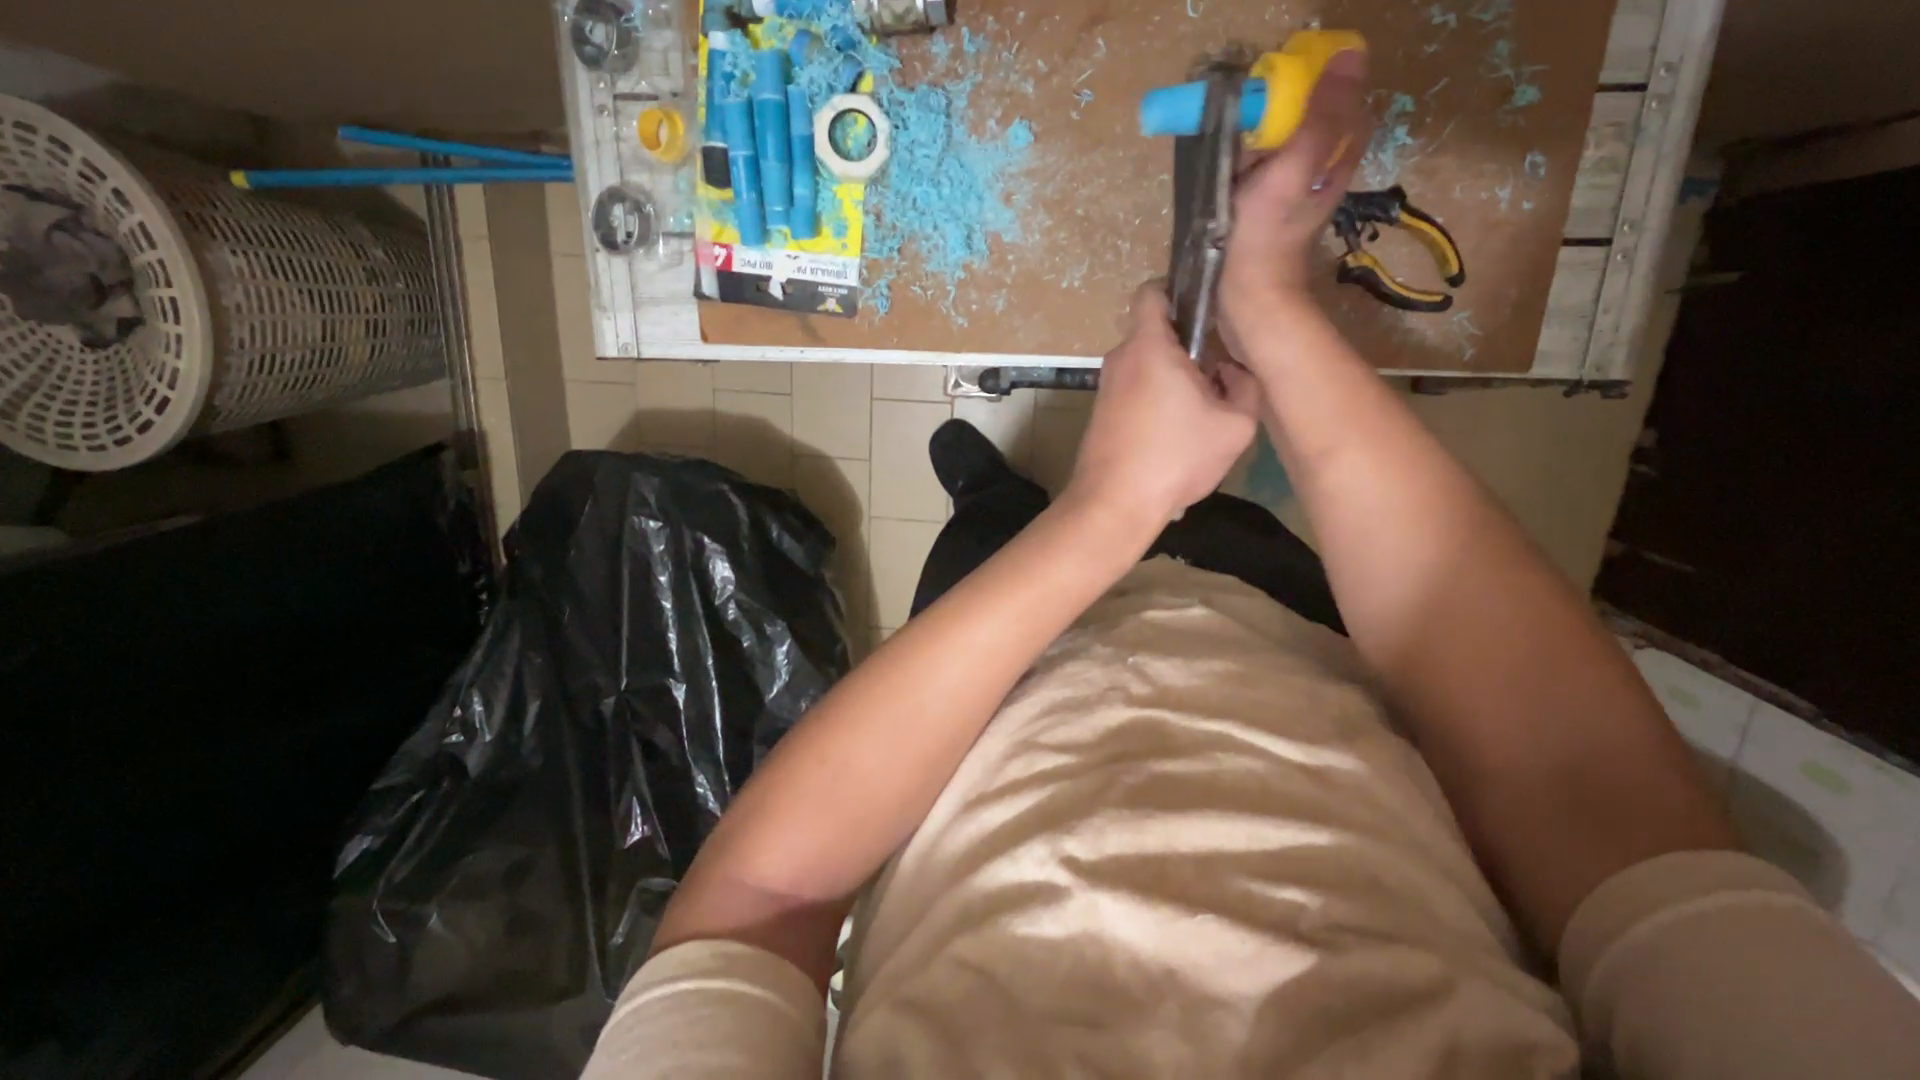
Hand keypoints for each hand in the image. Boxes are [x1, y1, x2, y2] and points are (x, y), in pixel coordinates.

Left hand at [1066, 283, 1262, 527]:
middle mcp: (1121, 358)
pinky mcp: (1102, 412)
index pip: (1152, 291)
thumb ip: (1245, 384)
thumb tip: (1230, 370)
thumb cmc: (1175, 458)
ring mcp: (1107, 386)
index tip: (1206, 310)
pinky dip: (1156, 398)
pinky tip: (1176, 430)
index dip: (1179, 291)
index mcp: (1149, 345)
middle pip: (1156, 332)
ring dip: (1173, 376)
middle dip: (1187, 344)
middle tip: (1218, 370)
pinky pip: (1136, 389)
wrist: (1114, 503)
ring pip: (1147, 365)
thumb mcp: (1236, 425)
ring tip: (1201, 407)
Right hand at [1218, 48, 1369, 361]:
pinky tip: (1227, 181)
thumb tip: (1353, 56)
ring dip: (1258, 145)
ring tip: (1233, 160)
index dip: (1317, 85)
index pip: (1342, 101)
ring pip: (1282, 149)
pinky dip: (1245, 170)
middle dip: (1279, 117)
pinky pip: (1261, 175)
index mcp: (1335, 158)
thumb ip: (1321, 116)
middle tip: (1247, 131)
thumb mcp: (1294, 171)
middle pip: (1309, 122)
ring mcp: (1294, 196)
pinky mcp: (1269, 215)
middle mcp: (1321, 173)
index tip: (1279, 92)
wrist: (1247, 303)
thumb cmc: (1265, 240)